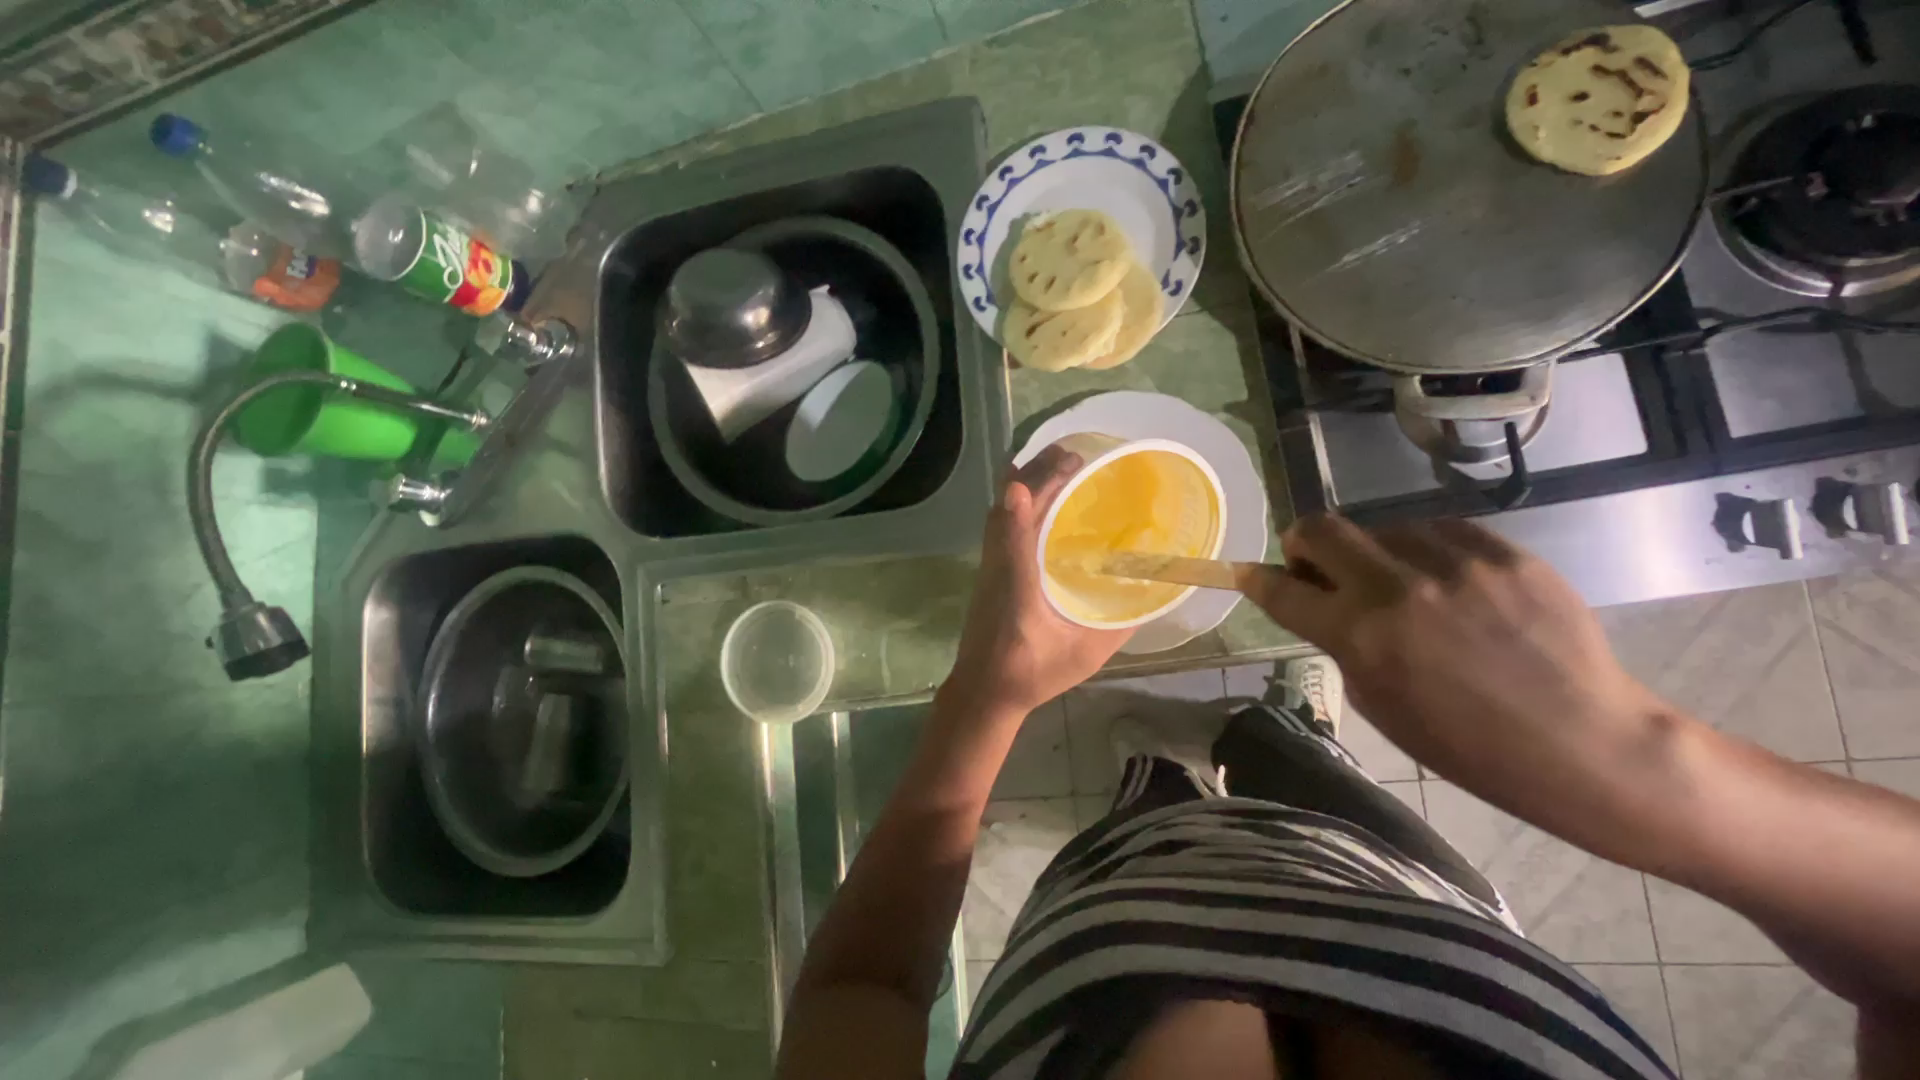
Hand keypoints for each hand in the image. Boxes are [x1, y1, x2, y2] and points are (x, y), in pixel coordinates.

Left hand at [946, 448, 1133, 715]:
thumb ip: (1118, 623)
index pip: (1024, 516)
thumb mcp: (1084, 652)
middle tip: (1077, 455)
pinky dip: (1018, 502)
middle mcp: (999, 560)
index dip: (1044, 484)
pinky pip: (1000, 524)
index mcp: (1019, 577)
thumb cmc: (1032, 673)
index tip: (1073, 462)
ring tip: (1060, 467)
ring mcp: (989, 563)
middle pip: (1010, 501)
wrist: (985, 691)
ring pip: (1000, 509)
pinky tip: (1038, 500)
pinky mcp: (988, 570)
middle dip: (1039, 471)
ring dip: (1025, 482)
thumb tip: (1155, 592)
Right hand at [1242, 514, 1666, 793]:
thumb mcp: (1379, 702)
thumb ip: (1342, 643)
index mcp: (1361, 635)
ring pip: (1382, 528)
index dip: (1257, 579)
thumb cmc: (1466, 744)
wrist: (1580, 742)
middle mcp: (1400, 587)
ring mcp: (1455, 563)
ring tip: (1404, 587)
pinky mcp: (1502, 551)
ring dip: (1374, 554)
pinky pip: (1440, 531)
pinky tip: (1448, 584)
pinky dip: (1427, 553)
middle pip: (1321, 529)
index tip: (1248, 573)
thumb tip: (1325, 604)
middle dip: (1305, 545)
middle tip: (1317, 567)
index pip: (1283, 590)